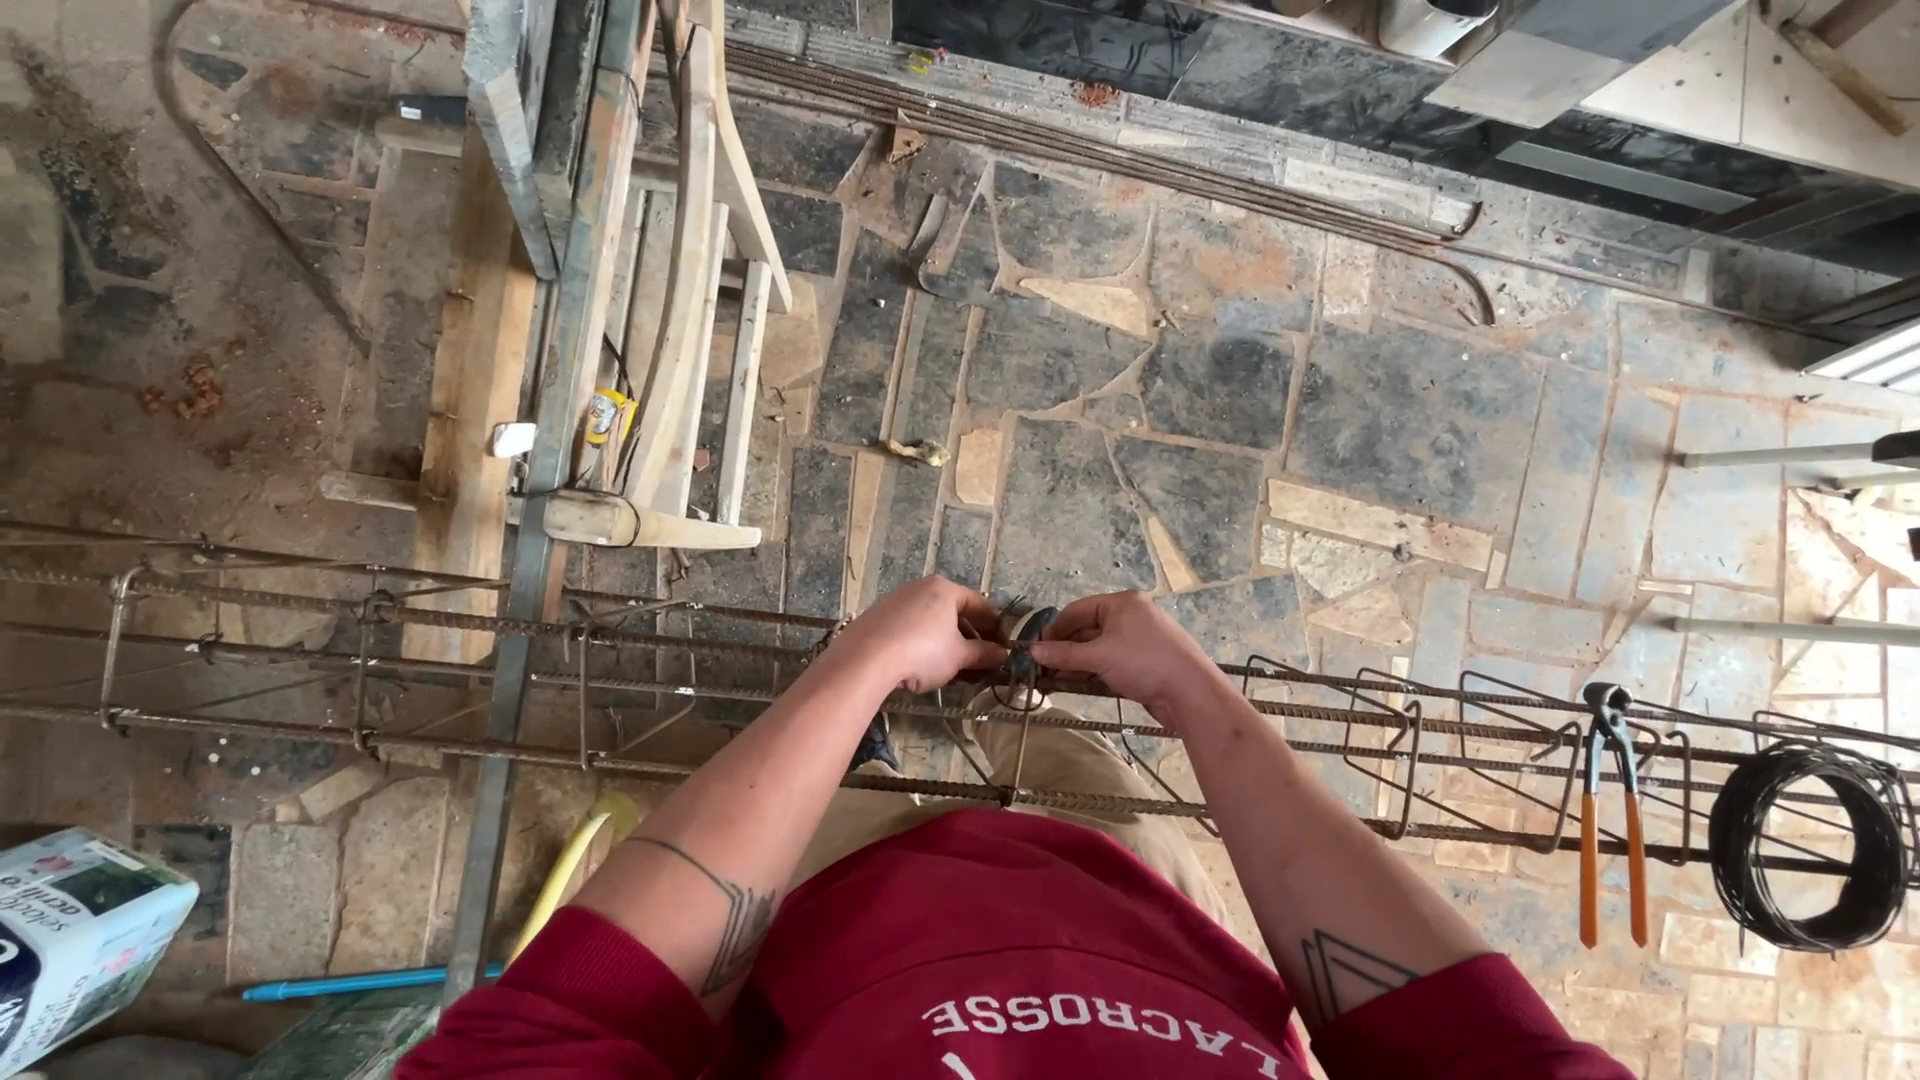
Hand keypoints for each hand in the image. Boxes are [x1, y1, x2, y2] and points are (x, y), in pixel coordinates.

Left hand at [824, 577, 1006, 693]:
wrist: (866, 658)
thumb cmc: (922, 652)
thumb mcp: (959, 657)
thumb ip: (983, 654)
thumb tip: (1001, 654)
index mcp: (944, 589)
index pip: (979, 605)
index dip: (995, 627)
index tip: (1001, 648)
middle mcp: (920, 587)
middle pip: (953, 611)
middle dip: (969, 636)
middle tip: (978, 660)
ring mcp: (895, 600)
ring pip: (930, 620)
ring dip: (945, 641)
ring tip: (952, 667)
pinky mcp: (877, 616)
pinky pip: (909, 627)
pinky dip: (922, 642)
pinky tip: (921, 664)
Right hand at [1027, 590, 1229, 724]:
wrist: (1191, 693)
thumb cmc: (1144, 663)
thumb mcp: (1099, 657)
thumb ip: (1064, 654)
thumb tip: (1033, 651)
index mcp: (1123, 603)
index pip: (1079, 609)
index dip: (1056, 628)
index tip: (1038, 648)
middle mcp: (1132, 616)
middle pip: (1089, 628)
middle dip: (1067, 648)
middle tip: (1045, 667)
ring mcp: (1141, 639)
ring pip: (1101, 647)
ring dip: (1079, 662)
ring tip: (1058, 678)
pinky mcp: (1147, 661)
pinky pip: (1114, 660)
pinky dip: (1096, 670)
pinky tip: (1081, 683)